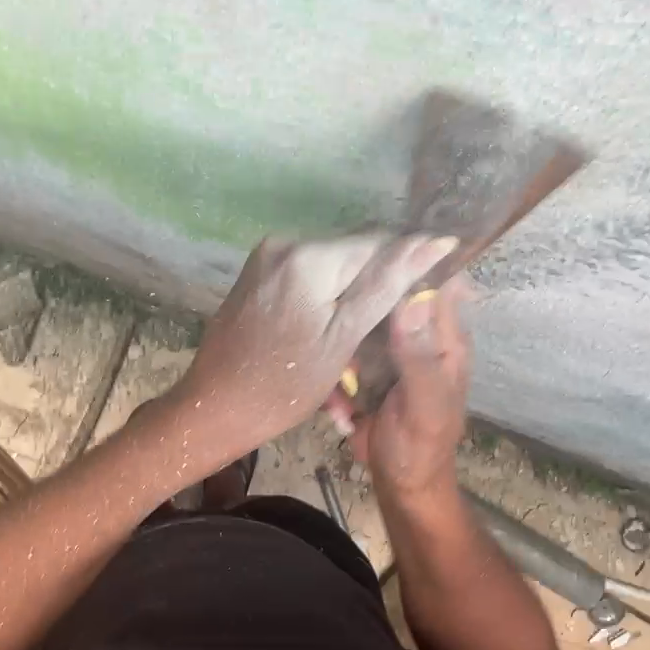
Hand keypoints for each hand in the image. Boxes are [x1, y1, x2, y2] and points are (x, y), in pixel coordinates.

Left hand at [174, 233, 456, 454]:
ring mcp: (268, 256)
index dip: (411, 265)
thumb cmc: (283, 386)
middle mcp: (286, 242)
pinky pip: (309, 279)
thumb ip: (387, 286)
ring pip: (334, 269)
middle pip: (355, 254)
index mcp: (310, 256)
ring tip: (363, 348)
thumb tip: (434, 241)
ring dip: (352, 302)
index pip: (380, 242)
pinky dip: (326, 306)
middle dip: (377, 289)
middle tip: (392, 333)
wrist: (214, 408)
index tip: (433, 294)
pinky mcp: (260, 272)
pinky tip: (333, 339)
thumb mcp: (343, 339)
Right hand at [349, 281, 471, 499]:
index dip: (408, 263)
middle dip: (358, 319)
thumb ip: (417, 356)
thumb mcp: (424, 405)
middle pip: (386, 298)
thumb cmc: (421, 448)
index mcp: (445, 338)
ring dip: (343, 360)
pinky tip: (341, 411)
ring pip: (357, 328)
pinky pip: (342, 359)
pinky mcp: (365, 370)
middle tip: (343, 349)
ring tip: (344, 391)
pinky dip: (336, 384)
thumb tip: (409, 299)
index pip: (434, 282)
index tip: (370, 259)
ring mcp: (390, 353)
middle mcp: (418, 336)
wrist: (400, 486)